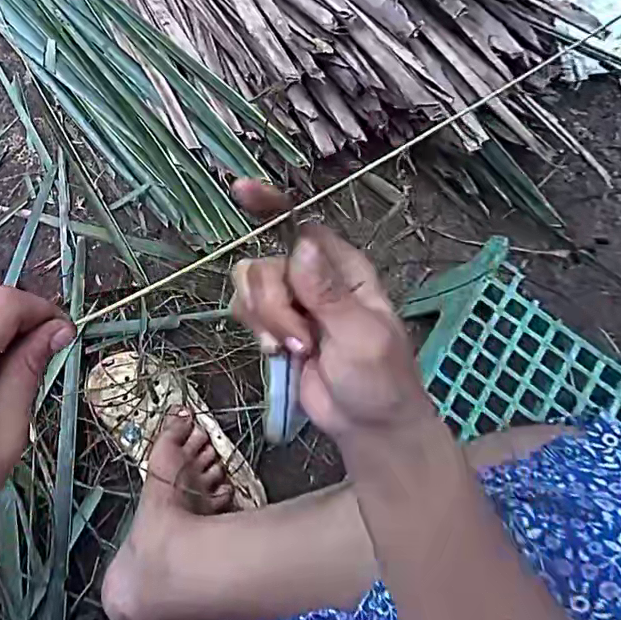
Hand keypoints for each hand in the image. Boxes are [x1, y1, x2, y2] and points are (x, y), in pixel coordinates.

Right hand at [229, 180, 437, 447]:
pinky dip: (255, 329)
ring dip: (266, 320)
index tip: (240, 192)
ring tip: (294, 351)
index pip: (301, 224)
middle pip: (266, 262)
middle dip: (274, 304)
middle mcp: (312, 274)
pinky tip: (278, 353)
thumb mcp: (362, 337)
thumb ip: (329, 294)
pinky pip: (243, 308)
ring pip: (250, 284)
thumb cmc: (380, 380)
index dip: (271, 205)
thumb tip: (300, 246)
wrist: (368, 428)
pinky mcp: (272, 323)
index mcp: (342, 267)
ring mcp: (290, 299)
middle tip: (301, 341)